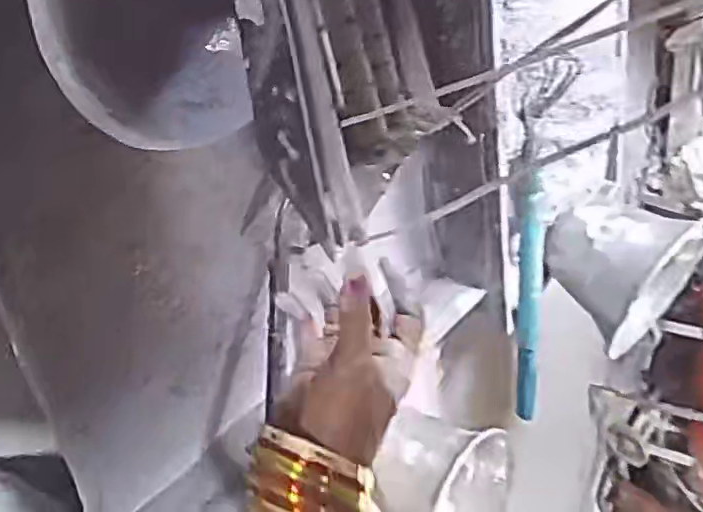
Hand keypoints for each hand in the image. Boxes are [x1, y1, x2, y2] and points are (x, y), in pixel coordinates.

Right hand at [275, 272, 422, 465]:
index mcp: (395, 360)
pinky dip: (305, 308)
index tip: (382, 262)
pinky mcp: (314, 361)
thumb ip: (356, 314)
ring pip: (339, 315)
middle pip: (370, 312)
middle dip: (358, 284)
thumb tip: (360, 272)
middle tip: (343, 252)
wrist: (308, 451)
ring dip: (329, 291)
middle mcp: (371, 356)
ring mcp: (342, 359)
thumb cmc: (345, 411)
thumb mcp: (356, 360)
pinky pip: (311, 327)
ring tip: (317, 262)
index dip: (398, 290)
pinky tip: (297, 288)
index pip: (405, 318)